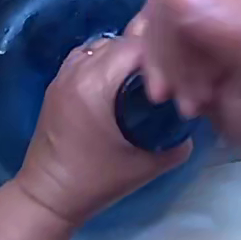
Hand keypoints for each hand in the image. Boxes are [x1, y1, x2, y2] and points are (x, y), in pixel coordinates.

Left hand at [11, 35, 191, 227]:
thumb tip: (193, 128)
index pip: (137, 46)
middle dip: (148, 52)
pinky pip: (87, 56)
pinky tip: (120, 80)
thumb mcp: (144, 167)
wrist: (47, 197)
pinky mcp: (57, 83)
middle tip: (169, 75)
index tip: (180, 73)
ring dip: (126, 54)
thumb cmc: (95, 182)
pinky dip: (106, 60)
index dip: (163, 54)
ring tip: (146, 77)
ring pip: (103, 44)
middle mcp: (77, 71)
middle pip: (121, 41)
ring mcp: (63, 75)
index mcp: (95, 85)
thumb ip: (176, 146)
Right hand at [128, 0, 240, 190]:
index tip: (185, 88)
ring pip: (165, 11)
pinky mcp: (213, 21)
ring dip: (166, 62)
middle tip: (187, 101)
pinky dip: (161, 62)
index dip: (177, 28)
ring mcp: (234, 0)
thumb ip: (240, 35)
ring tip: (188, 103)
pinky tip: (172, 90)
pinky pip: (164, 26)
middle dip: (171, 50)